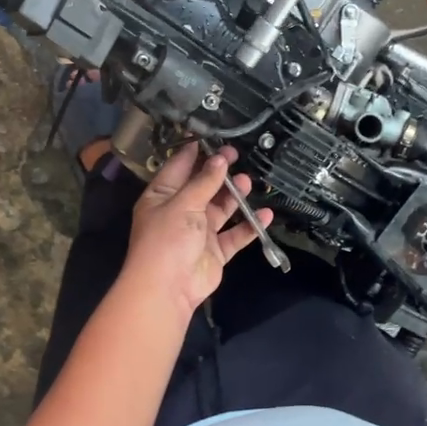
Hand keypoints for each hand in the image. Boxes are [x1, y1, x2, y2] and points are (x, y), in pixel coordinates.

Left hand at [122, 145, 272, 319]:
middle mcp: (180, 211)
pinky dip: (249, 225)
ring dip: (235, 196)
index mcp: (162, 196)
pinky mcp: (215, 251)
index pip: (178, 168)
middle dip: (220, 173)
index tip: (214, 137)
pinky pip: (235, 234)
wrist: (168, 288)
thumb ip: (204, 182)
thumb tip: (219, 160)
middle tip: (238, 155)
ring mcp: (199, 232)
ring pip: (221, 209)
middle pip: (203, 187)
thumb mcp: (183, 204)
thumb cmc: (167, 240)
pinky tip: (265, 214)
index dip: (195, 152)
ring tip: (248, 182)